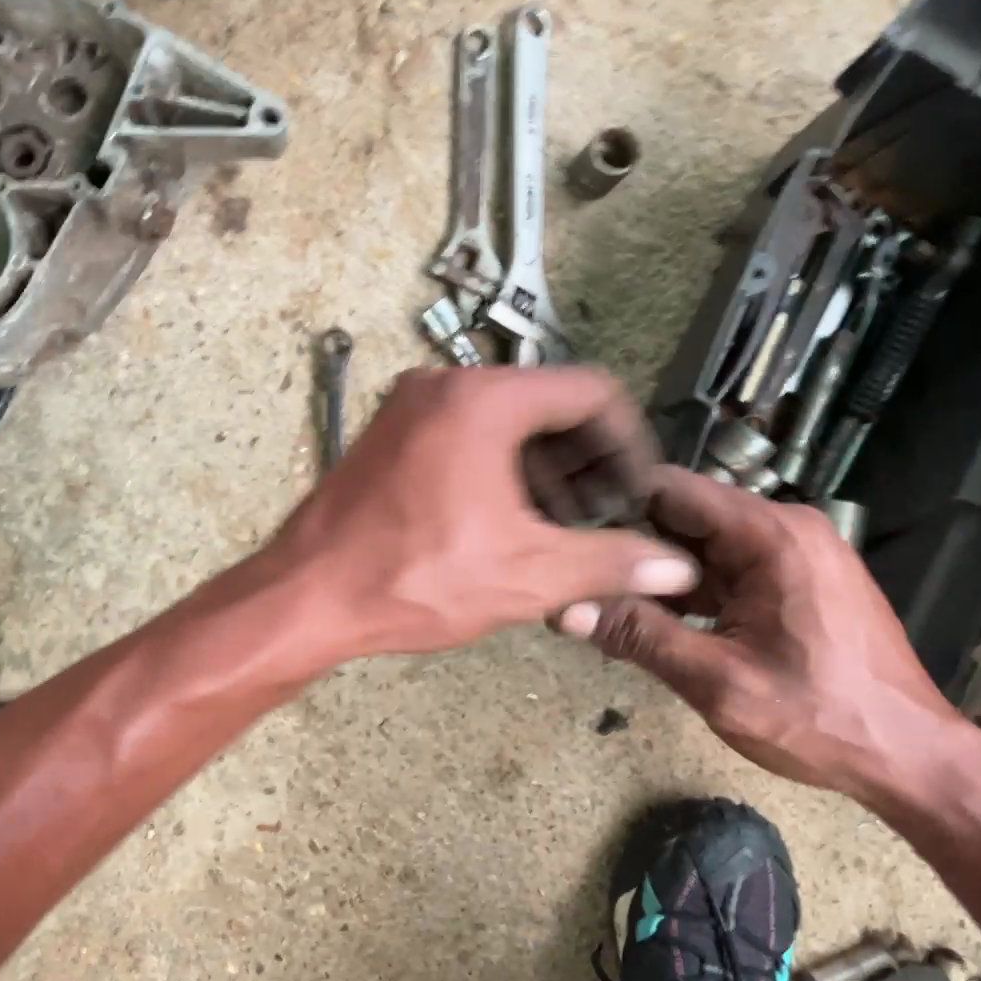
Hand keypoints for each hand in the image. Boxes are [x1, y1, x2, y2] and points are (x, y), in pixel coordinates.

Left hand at [268, 367, 698, 656]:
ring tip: (560, 529)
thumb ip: (609, 562)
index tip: (638, 492)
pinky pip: (463, 435)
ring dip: (543, 468)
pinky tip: (509, 522)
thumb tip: (675, 566)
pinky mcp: (388, 435)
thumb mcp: (526, 573)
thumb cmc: (412, 577)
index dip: (628, 443)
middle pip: (545, 404)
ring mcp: (409, 407)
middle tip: (601, 517)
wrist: (306, 595)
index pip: (590, 392)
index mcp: (482, 400)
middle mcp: (443, 385)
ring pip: (503, 421)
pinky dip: (499, 468)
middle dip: (585, 460)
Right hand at [558, 467, 958, 794]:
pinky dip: (688, 591)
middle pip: (684, 515)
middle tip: (577, 579)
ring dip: (656, 573)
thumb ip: (637, 636)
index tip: (567, 533)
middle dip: (630, 546)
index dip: (613, 503)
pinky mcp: (795, 580)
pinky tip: (651, 622)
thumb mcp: (716, 681)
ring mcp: (794, 553)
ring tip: (601, 603)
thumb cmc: (821, 719)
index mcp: (771, 535)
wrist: (915, 759)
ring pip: (700, 544)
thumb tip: (562, 609)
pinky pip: (725, 568)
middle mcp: (785, 528)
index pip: (672, 488)